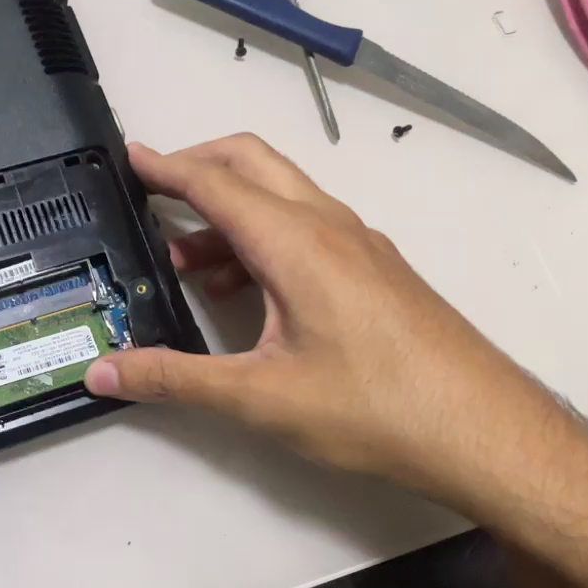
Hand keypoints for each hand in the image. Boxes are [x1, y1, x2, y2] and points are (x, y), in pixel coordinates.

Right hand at [85, 135, 587, 522]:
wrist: (484, 431)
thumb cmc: (373, 408)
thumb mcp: (260, 397)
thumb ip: (175, 379)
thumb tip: (104, 371)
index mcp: (295, 242)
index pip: (215, 183)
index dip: (166, 167)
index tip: (130, 156)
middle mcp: (329, 226)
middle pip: (254, 163)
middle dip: (199, 164)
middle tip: (154, 187)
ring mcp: (359, 244)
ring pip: (282, 196)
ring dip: (230, 210)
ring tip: (186, 259)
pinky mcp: (375, 269)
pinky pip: (307, 227)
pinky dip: (263, 237)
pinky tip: (246, 290)